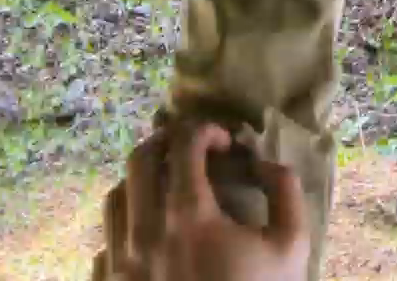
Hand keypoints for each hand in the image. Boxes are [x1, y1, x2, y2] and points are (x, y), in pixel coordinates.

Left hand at [100, 122, 310, 280]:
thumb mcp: (291, 243)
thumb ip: (284, 188)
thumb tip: (262, 162)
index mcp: (190, 217)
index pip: (185, 144)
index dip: (208, 130)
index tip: (228, 144)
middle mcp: (144, 234)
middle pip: (139, 160)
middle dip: (168, 142)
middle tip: (193, 150)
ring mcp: (119, 267)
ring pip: (115, 197)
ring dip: (143, 180)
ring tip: (170, 188)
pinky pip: (104, 243)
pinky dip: (126, 226)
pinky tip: (153, 236)